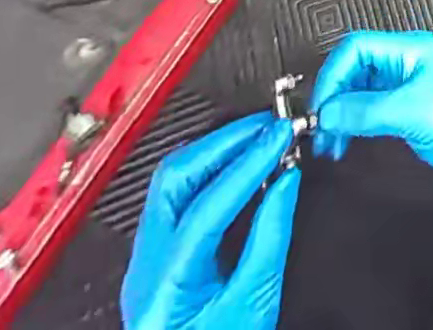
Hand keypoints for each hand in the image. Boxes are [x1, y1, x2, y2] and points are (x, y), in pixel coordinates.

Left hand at [122, 114, 300, 329]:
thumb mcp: (255, 305)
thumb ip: (271, 236)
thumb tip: (288, 178)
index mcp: (164, 287)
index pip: (207, 205)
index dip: (248, 163)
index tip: (280, 135)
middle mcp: (144, 267)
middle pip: (174, 180)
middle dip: (225, 143)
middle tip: (268, 127)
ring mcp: (147, 259)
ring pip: (173, 181)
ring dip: (218, 150)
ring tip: (260, 137)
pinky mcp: (160, 255)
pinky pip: (181, 195)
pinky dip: (215, 169)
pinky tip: (245, 163)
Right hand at [310, 30, 432, 235]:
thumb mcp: (411, 113)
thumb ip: (365, 110)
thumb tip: (327, 112)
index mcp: (411, 49)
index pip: (356, 47)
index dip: (332, 75)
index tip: (320, 108)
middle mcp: (407, 60)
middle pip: (354, 66)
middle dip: (332, 95)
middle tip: (319, 128)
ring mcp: (407, 83)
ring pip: (359, 88)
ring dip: (340, 111)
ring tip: (329, 142)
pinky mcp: (407, 105)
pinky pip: (369, 105)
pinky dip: (352, 121)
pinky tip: (344, 140)